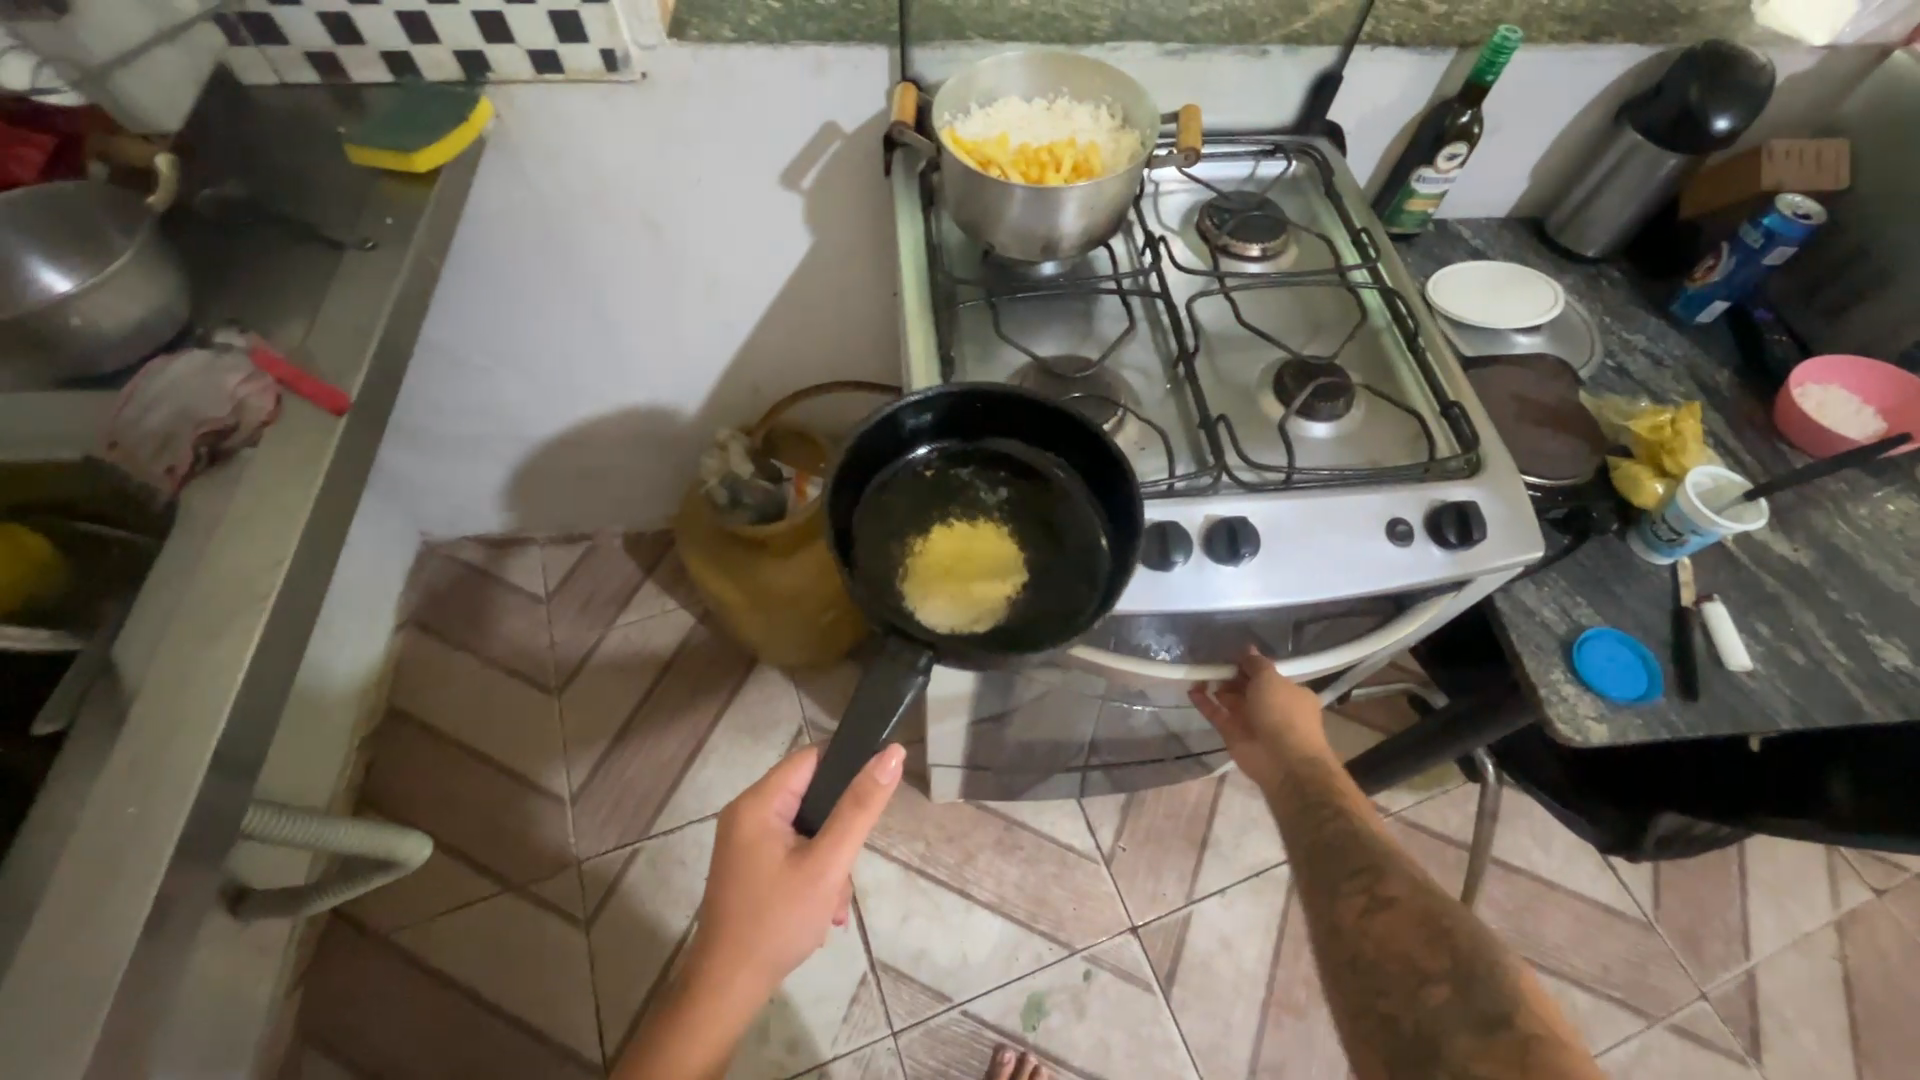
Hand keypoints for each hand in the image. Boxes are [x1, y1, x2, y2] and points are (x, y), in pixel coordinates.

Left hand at [685, 742, 904, 1004]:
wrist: (727, 988)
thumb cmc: (777, 921)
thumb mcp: (828, 863)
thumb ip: (860, 807)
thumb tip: (892, 754)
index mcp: (758, 802)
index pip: (813, 757)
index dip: (849, 766)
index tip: (877, 794)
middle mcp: (746, 813)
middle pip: (812, 795)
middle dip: (840, 830)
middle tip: (849, 865)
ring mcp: (745, 841)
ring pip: (807, 828)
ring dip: (830, 860)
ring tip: (834, 900)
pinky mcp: (749, 865)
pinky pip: (792, 850)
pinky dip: (813, 872)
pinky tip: (823, 908)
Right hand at [1189, 648, 1329, 789]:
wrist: (1284, 761)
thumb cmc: (1283, 713)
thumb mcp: (1271, 679)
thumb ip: (1256, 663)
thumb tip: (1247, 648)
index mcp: (1289, 692)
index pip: (1267, 674)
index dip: (1249, 664)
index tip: (1232, 654)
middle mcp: (1271, 706)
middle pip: (1246, 686)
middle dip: (1230, 675)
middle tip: (1214, 663)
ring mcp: (1251, 721)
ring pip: (1230, 699)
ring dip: (1216, 686)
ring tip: (1200, 673)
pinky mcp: (1233, 734)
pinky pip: (1216, 714)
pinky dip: (1204, 703)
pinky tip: (1191, 690)